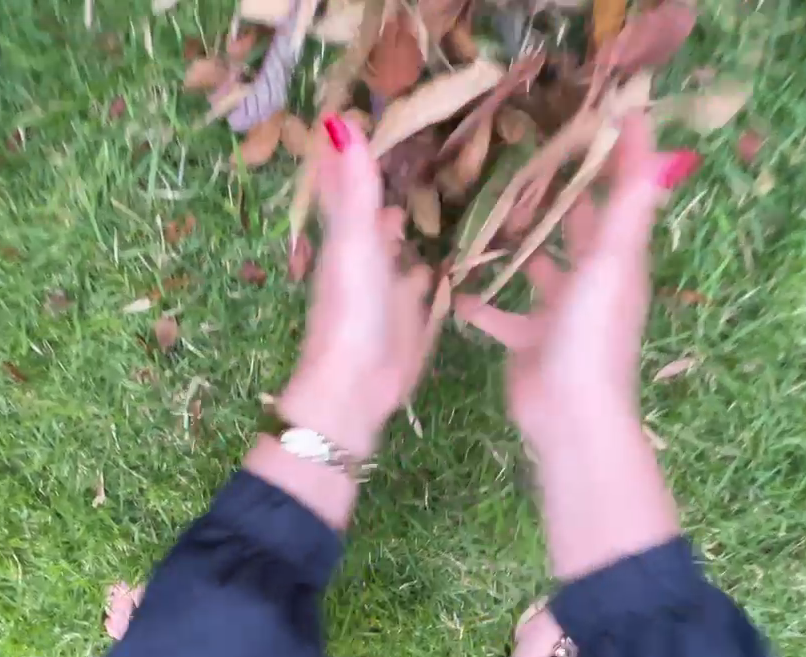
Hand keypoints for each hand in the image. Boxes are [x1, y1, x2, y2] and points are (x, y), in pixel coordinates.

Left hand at [277, 114, 432, 458]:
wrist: (357, 386)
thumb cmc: (351, 310)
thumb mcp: (353, 242)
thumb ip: (353, 189)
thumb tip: (338, 120)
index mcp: (351, 242)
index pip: (356, 193)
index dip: (363, 166)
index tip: (379, 126)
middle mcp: (372, 264)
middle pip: (386, 224)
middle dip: (403, 198)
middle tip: (434, 163)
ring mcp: (395, 295)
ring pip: (409, 255)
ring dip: (424, 236)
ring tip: (457, 204)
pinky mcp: (417, 323)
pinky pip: (432, 290)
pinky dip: (444, 274)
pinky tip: (467, 261)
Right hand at [455, 112, 696, 451]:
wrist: (568, 414)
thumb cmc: (590, 336)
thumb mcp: (611, 262)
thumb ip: (627, 200)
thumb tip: (651, 128)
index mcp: (617, 259)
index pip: (619, 194)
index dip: (611, 155)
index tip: (589, 113)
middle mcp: (592, 282)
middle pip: (577, 228)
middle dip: (557, 197)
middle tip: (523, 159)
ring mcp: (559, 314)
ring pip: (538, 269)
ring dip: (518, 247)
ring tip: (486, 217)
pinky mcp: (528, 342)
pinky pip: (503, 316)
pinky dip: (482, 305)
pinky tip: (455, 289)